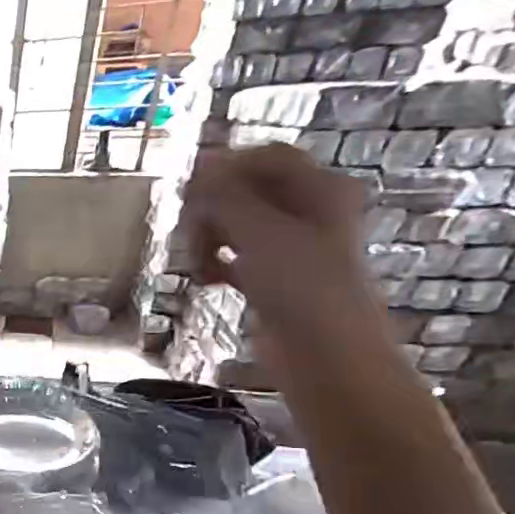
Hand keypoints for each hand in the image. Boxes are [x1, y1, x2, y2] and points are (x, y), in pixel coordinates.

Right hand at [178, 144, 376, 329]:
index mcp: (321, 190)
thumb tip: (199, 168)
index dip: (227, 167)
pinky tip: (206, 279)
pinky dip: (218, 264)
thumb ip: (225, 196)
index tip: (191, 189)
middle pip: (249, 192)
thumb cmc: (301, 285)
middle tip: (190, 232)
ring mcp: (292, 250)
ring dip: (211, 238)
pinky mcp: (275, 282)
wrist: (324, 354)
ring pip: (239, 227)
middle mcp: (310, 214)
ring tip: (198, 262)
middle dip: (214, 209)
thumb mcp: (260, 230)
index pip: (267, 158)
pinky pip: (237, 259)